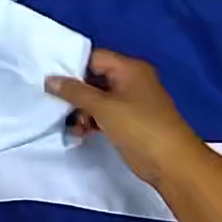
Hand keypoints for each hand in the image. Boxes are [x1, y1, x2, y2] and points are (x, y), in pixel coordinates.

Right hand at [46, 48, 202, 186]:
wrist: (172, 163)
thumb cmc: (139, 127)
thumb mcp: (103, 106)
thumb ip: (74, 91)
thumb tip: (49, 79)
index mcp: (129, 68)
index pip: (94, 57)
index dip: (71, 66)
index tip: (49, 79)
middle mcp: (130, 80)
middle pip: (94, 78)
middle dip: (75, 92)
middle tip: (55, 104)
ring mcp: (131, 102)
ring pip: (97, 98)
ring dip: (81, 110)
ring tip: (73, 125)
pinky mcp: (129, 121)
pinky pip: (104, 114)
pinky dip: (91, 121)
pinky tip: (80, 133)